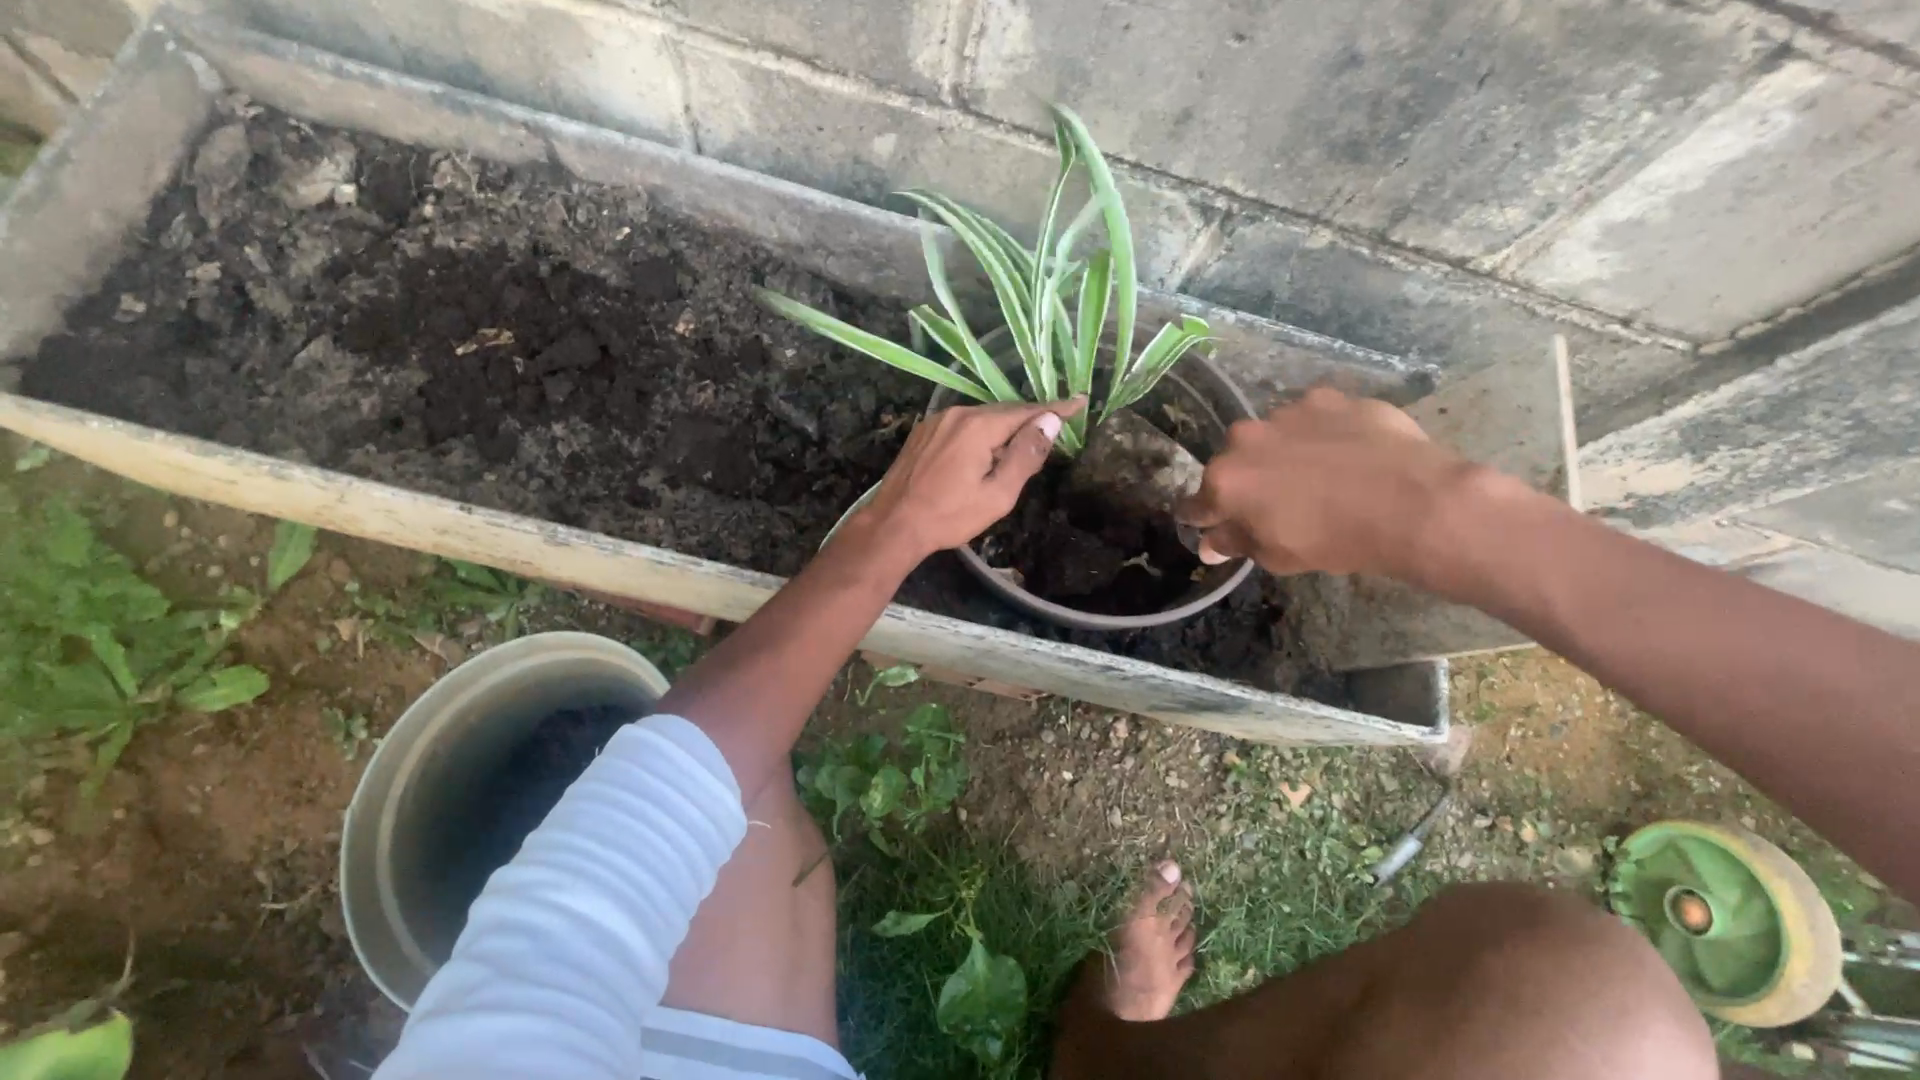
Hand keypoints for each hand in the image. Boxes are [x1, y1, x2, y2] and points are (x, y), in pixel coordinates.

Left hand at [846, 397, 1085, 563]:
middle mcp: (957, 414)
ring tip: (1020, 448)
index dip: (1056, 409)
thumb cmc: (949, 515)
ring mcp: (936, 422)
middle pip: (1004, 413)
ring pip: (981, 419)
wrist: (894, 525)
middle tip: (1054, 432)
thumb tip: (1050, 423)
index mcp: (978, 426)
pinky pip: (962, 426)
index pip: (1026, 411)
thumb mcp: (998, 494)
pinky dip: (981, 434)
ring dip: (1003, 431)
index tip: (1080, 403)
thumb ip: (1026, 456)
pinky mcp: (923, 433)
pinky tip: (985, 453)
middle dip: (1029, 421)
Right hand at [1177, 387, 1478, 580]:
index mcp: (1225, 482)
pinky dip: (1322, 433)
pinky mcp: (1327, 398)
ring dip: (1284, 452)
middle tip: (1281, 502)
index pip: (1195, 505)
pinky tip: (1349, 453)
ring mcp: (1287, 413)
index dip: (1206, 518)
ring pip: (1273, 436)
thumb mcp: (1277, 556)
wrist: (1409, 501)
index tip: (1217, 527)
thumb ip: (1235, 543)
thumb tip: (1209, 543)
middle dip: (1249, 480)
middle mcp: (1245, 439)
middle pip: (1234, 463)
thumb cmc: (1334, 539)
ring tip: (1322, 474)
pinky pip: (1313, 417)